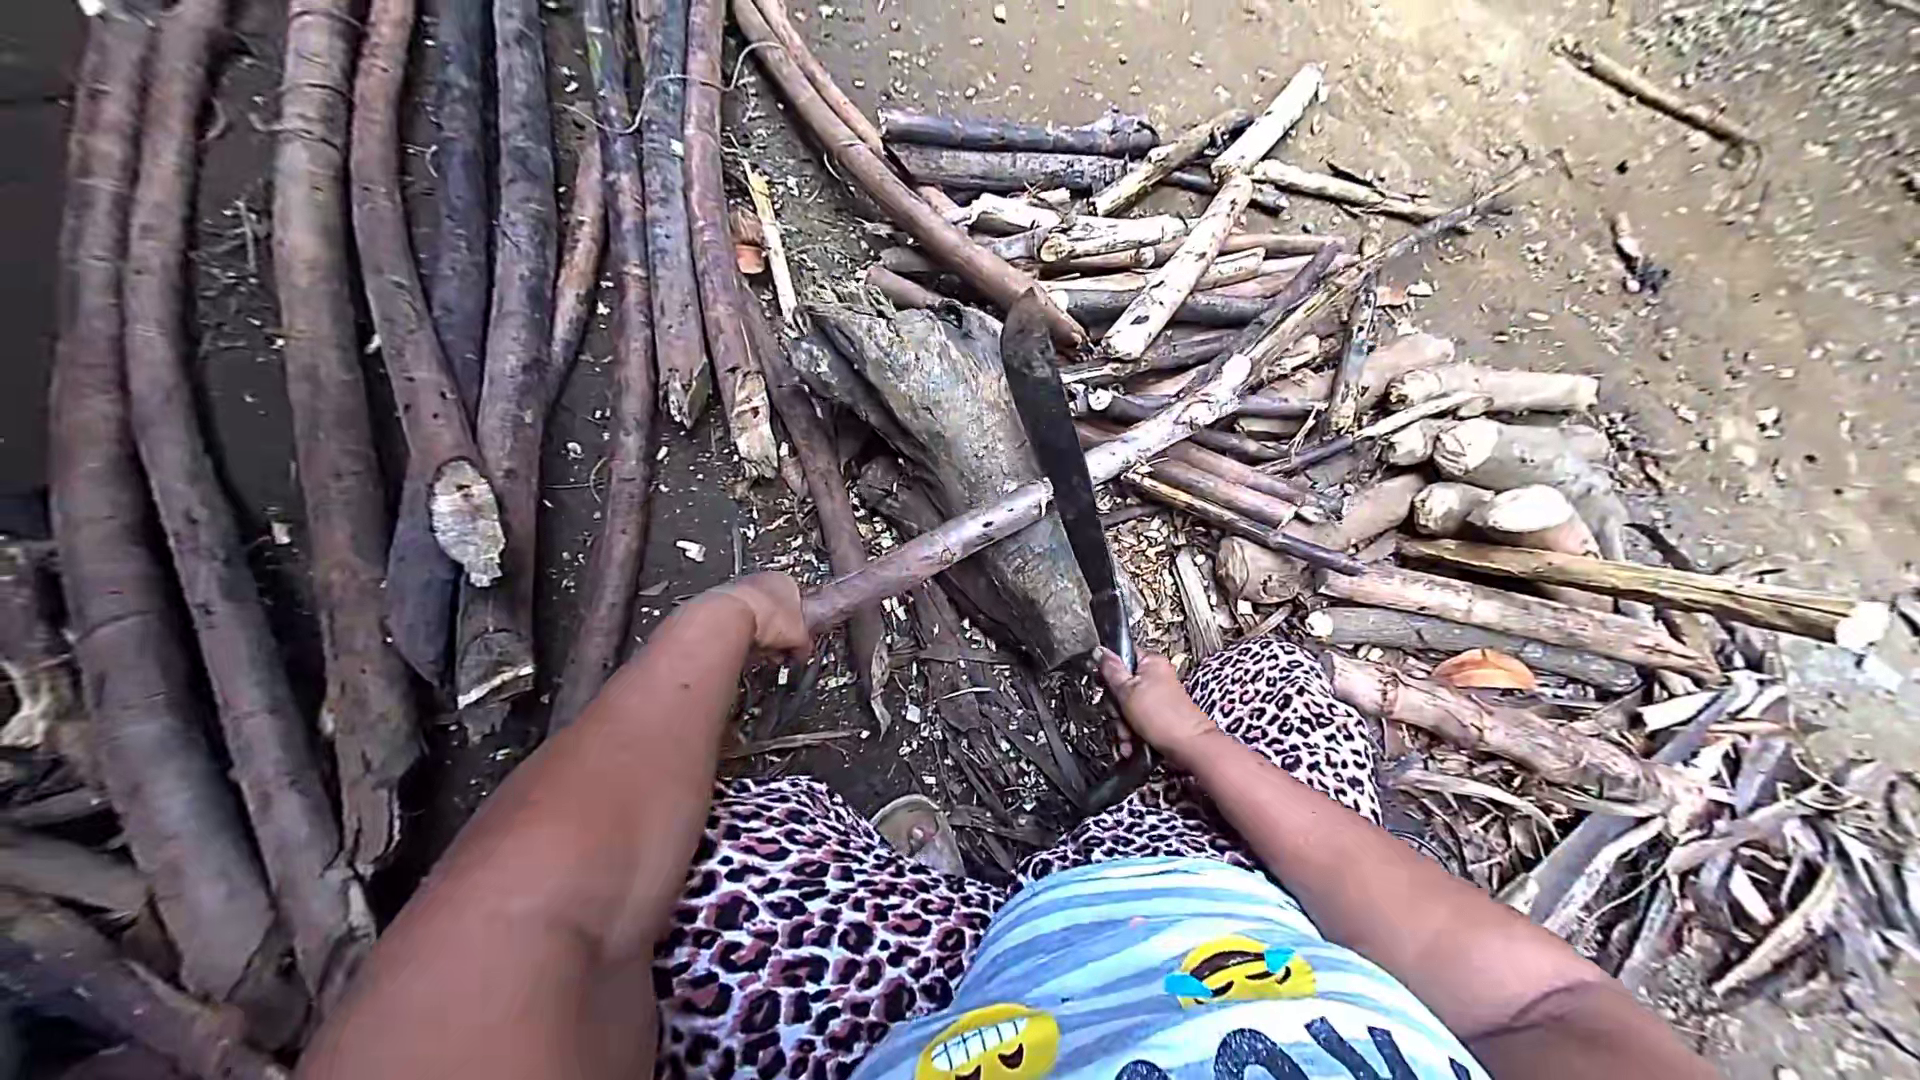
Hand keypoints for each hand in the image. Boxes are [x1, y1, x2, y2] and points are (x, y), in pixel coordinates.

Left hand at [710, 573, 811, 657]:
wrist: (728, 621)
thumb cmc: (763, 617)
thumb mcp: (800, 635)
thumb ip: (804, 642)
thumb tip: (802, 652)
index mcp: (784, 580)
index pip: (798, 604)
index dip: (799, 626)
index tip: (797, 640)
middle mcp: (760, 580)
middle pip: (774, 613)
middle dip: (777, 634)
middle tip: (780, 650)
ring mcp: (737, 591)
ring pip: (754, 621)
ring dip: (758, 638)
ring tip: (761, 652)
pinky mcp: (717, 606)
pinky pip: (734, 626)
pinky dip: (739, 639)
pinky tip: (743, 650)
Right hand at [1096, 648, 1221, 767]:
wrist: (1189, 748)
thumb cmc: (1164, 718)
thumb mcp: (1127, 690)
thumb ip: (1111, 670)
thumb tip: (1100, 651)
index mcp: (1151, 662)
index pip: (1121, 657)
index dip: (1109, 673)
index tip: (1107, 688)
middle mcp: (1156, 677)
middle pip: (1121, 686)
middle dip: (1117, 708)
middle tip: (1120, 715)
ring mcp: (1158, 696)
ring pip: (1127, 706)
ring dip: (1123, 724)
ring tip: (1128, 735)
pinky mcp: (1159, 715)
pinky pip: (1137, 720)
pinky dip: (1132, 733)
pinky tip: (1132, 743)